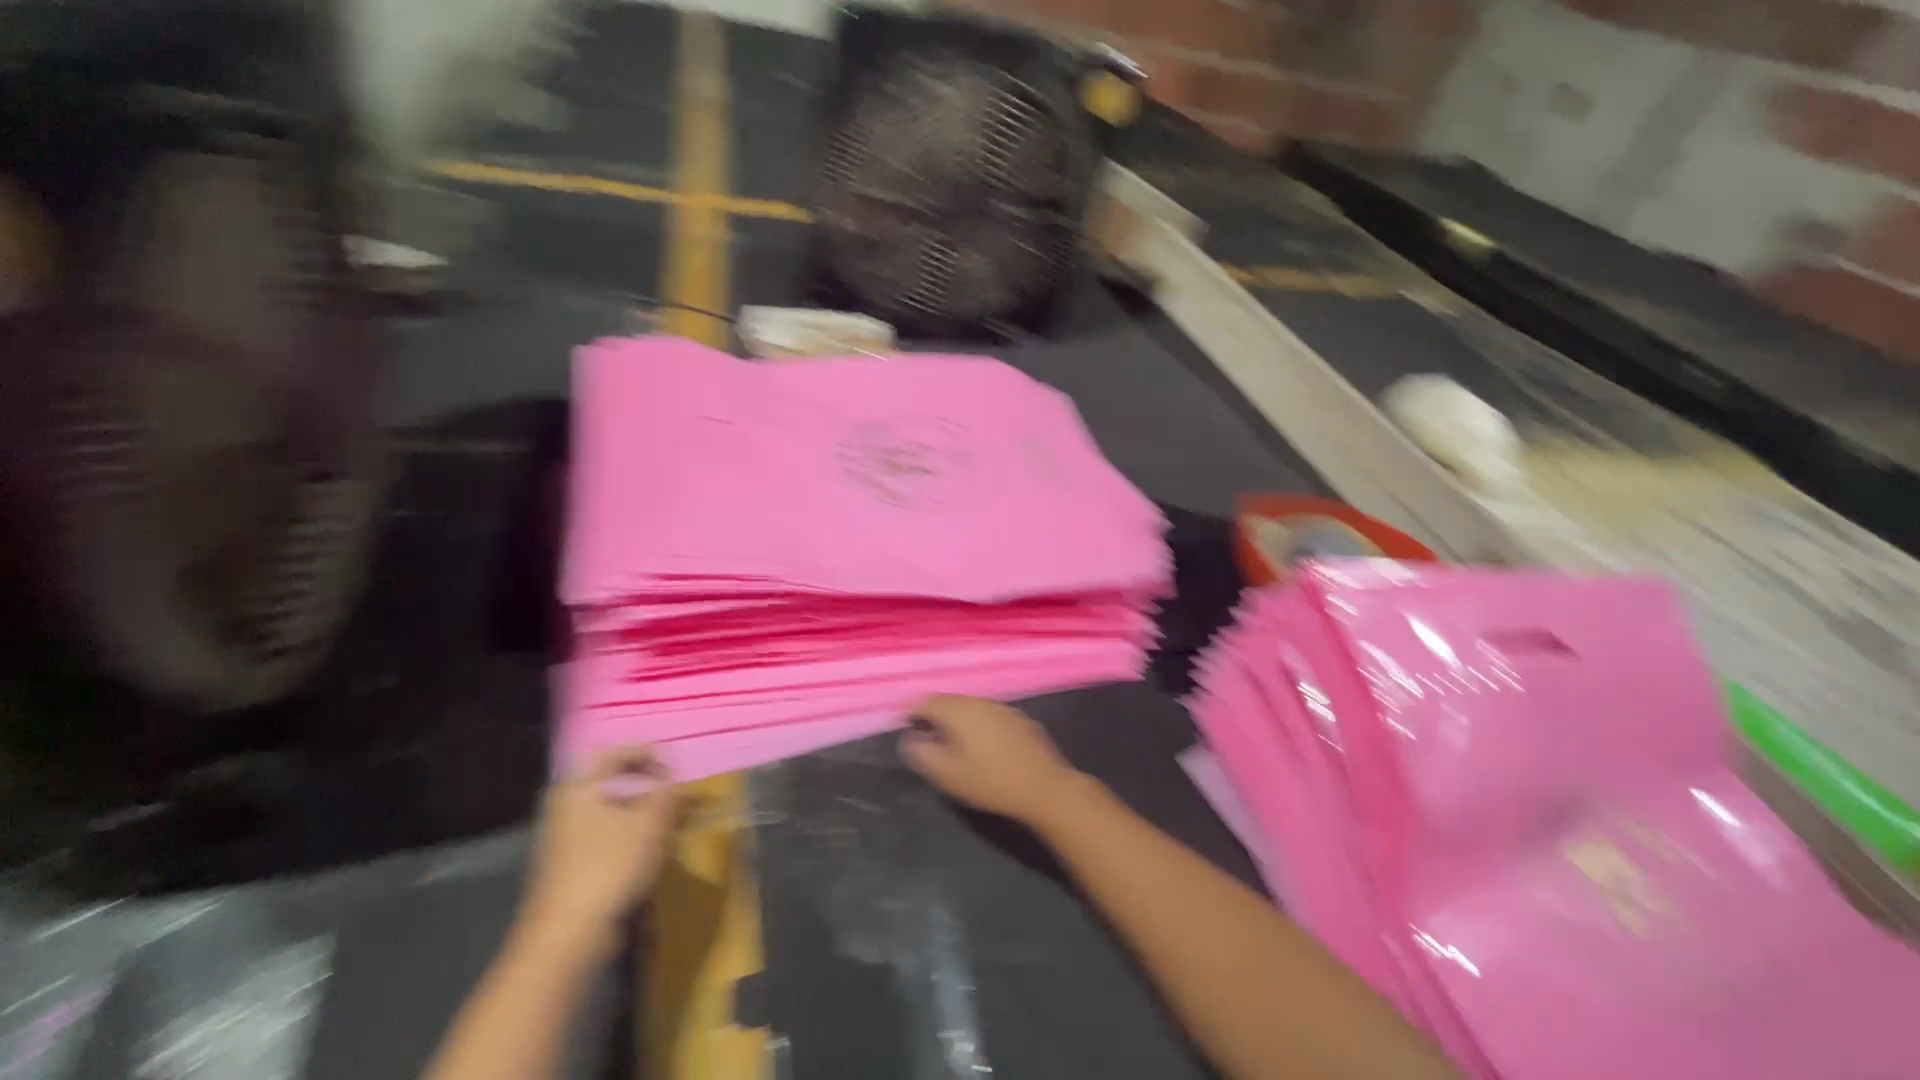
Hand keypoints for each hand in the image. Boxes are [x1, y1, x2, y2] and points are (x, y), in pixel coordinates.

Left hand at [517, 747, 683, 956]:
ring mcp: (567, 836)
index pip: (616, 751)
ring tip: (673, 826)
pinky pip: (609, 834)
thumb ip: (667, 796)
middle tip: (678, 798)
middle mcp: (568, 805)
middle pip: (615, 780)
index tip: (676, 772)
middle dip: (652, 786)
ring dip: (646, 812)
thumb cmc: (609, 868)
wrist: (567, 934)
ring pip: (614, 809)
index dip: (650, 754)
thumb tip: (675, 781)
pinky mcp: (573, 863)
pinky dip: (634, 834)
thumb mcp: (649, 826)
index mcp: (580, 788)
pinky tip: (653, 853)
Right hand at [900, 694, 1085, 823]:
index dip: (909, 711)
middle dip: (932, 712)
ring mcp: (1002, 708)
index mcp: (959, 710)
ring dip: (955, 717)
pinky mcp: (1020, 719)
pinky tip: (980, 742)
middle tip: (922, 732)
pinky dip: (976, 723)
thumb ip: (922, 753)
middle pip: (948, 700)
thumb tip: (909, 738)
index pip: (925, 701)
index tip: (901, 725)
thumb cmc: (991, 782)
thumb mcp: (948, 774)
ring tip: (948, 738)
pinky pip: (988, 714)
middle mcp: (980, 701)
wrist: (1045, 787)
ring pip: (970, 706)